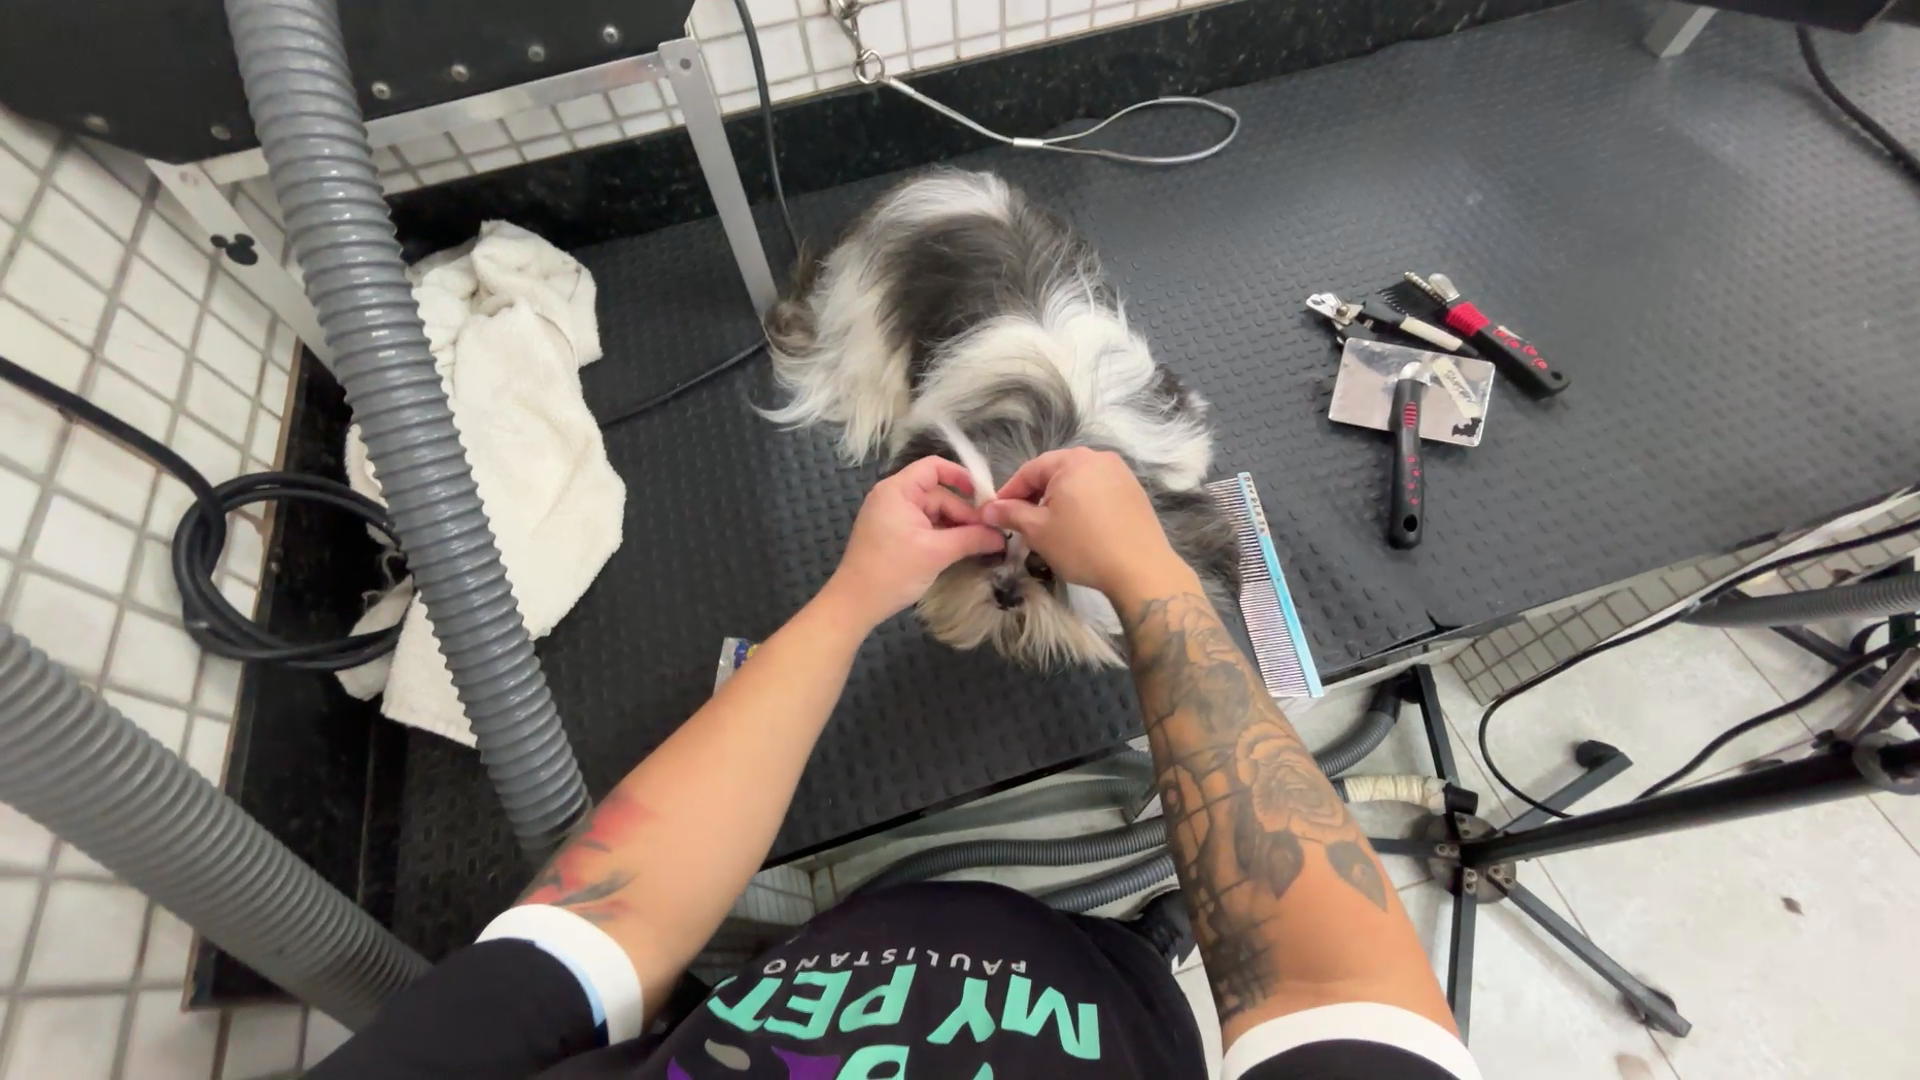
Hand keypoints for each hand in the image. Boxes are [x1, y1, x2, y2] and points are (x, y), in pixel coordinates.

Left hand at [821, 456, 1006, 629]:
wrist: (855, 604)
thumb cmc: (893, 572)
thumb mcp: (937, 553)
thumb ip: (972, 539)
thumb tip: (1002, 535)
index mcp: (898, 490)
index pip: (934, 467)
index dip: (962, 476)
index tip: (985, 497)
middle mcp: (893, 496)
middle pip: (938, 494)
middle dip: (964, 513)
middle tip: (991, 534)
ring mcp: (892, 516)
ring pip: (933, 512)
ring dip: (956, 527)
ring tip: (981, 543)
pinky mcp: (893, 534)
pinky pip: (924, 526)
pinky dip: (942, 535)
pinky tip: (961, 549)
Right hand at [982, 448, 1186, 597]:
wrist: (1140, 569)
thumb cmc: (1082, 545)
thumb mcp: (1038, 530)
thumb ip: (1010, 514)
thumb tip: (988, 509)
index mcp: (1072, 460)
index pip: (1029, 470)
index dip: (1010, 492)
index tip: (997, 514)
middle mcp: (1098, 457)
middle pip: (1055, 472)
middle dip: (1035, 495)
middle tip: (1022, 522)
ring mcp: (1121, 473)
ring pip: (1077, 482)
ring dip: (1059, 500)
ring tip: (1050, 527)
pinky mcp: (1134, 491)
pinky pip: (1098, 491)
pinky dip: (1082, 504)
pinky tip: (1080, 528)